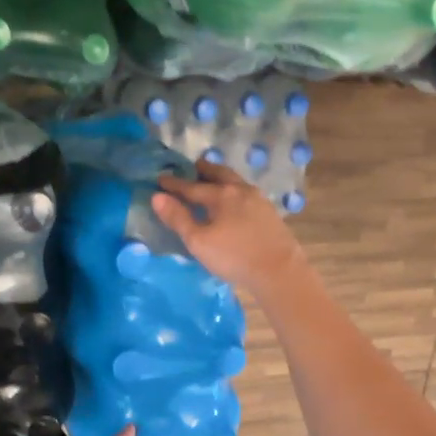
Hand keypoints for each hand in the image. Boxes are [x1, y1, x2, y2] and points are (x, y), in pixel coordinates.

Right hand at [151, 159, 305, 294]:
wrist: (278, 270)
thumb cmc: (234, 257)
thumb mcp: (199, 241)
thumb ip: (178, 218)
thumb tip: (157, 197)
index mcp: (220, 195)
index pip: (192, 186)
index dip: (174, 184)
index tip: (160, 178)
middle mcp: (240, 190)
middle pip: (219, 174)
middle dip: (204, 170)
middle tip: (193, 166)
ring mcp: (258, 200)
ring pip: (235, 181)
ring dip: (221, 178)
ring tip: (214, 180)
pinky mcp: (269, 212)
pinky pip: (246, 193)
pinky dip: (234, 190)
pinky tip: (234, 201)